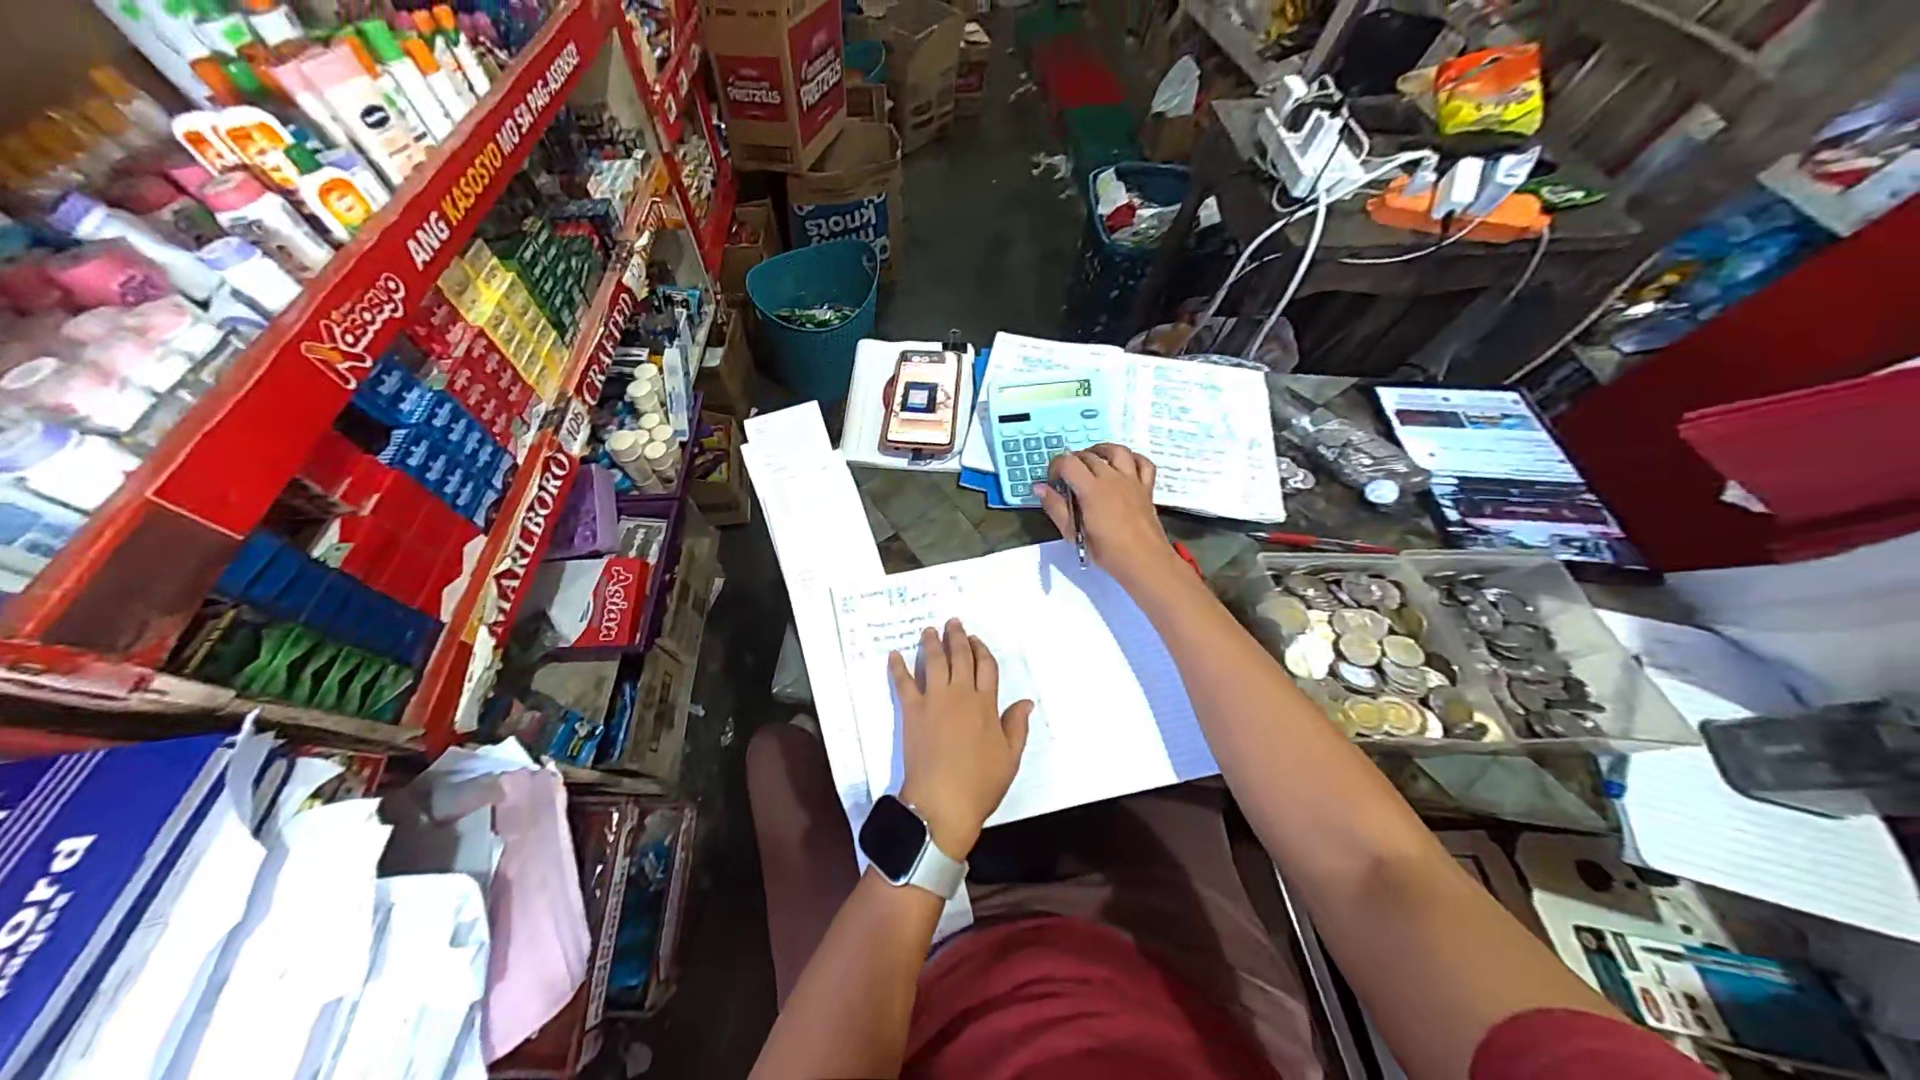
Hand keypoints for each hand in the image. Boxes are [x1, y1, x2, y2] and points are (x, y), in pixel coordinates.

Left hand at [891, 619, 1031, 857]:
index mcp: (986, 704)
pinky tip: (894, 655)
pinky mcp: (911, 711)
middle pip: (960, 657)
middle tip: (953, 622)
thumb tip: (1025, 702)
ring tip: (929, 630)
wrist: (942, 802)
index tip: (976, 640)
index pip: (987, 667)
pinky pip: (903, 683)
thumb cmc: (981, 782)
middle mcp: (961, 695)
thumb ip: (1016, 726)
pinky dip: (898, 667)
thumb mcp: (1010, 757)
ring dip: (932, 643)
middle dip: (957, 637)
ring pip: (934, 662)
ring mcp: (934, 701)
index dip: (982, 650)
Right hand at [1034, 444, 1182, 589]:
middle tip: (1067, 476)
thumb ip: (1055, 507)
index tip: (1053, 481)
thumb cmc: (1107, 551)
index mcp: (1092, 489)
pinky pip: (1143, 463)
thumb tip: (1039, 488)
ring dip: (1101, 450)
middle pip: (1089, 455)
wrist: (1144, 561)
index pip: (1068, 462)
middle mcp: (1112, 478)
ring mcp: (1132, 480)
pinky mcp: (1146, 487)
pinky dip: (1132, 458)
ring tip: (1092, 458)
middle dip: (1074, 461)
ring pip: (1117, 451)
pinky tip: (1124, 464)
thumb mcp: (1073, 533)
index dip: (1055, 466)